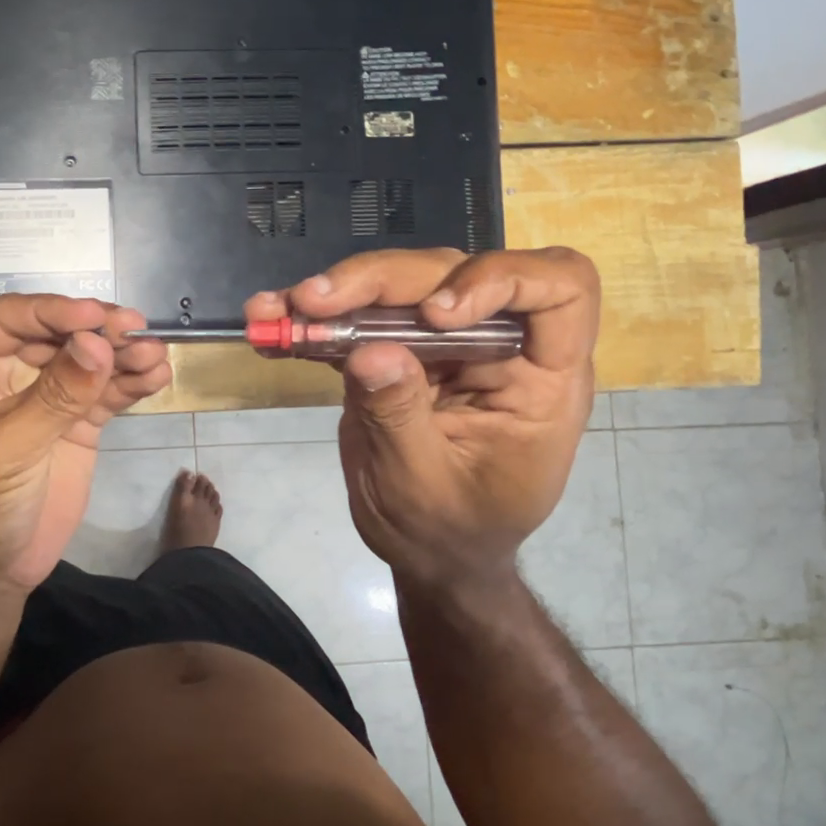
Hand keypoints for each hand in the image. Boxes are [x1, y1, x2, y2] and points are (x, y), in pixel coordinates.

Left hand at [0, 295, 172, 588]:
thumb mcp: (5, 448)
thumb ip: (54, 396)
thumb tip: (97, 344)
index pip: (10, 319)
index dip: (53, 311)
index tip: (97, 315)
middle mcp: (3, 370)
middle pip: (56, 333)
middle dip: (97, 331)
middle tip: (137, 331)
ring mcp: (43, 397)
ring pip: (86, 360)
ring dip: (122, 355)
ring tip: (156, 355)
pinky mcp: (74, 424)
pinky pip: (105, 393)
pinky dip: (130, 384)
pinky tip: (156, 378)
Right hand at [246, 248, 599, 587]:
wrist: (427, 553)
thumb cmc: (449, 531)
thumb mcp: (423, 487)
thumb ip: (400, 418)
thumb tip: (370, 352)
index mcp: (538, 376)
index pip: (558, 289)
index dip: (500, 280)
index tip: (433, 315)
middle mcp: (495, 343)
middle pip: (449, 273)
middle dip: (378, 281)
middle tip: (310, 302)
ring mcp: (440, 344)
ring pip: (396, 286)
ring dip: (332, 293)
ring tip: (271, 311)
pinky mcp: (393, 351)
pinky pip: (355, 320)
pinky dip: (310, 321)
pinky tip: (267, 325)